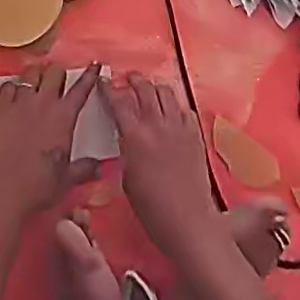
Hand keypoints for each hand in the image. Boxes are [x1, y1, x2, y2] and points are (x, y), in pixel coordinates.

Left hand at [0, 61, 102, 218]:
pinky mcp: (1, 109)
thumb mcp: (67, 178)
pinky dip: (12, 87)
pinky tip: (14, 94)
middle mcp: (44, 102)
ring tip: (37, 80)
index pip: (81, 88)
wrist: (5, 191)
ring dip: (36, 74)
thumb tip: (99, 169)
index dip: (89, 75)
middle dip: (59, 73)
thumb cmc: (40, 185)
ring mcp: (20, 103)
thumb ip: (84, 168)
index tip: (94, 63)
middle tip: (58, 82)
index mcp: (64, 116)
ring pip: (31, 72)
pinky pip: (7, 86)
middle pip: (54, 71)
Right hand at [103, 73, 226, 260]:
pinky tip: (171, 111)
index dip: (109, 89)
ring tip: (150, 88)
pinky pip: (184, 108)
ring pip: (167, 92)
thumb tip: (128, 137)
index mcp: (136, 136)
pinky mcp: (195, 133)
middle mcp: (158, 124)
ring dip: (155, 87)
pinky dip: (175, 105)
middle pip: (145, 88)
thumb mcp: (128, 177)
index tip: (104, 82)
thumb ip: (127, 150)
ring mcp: (179, 127)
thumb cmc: (152, 208)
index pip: (119, 102)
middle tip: (128, 78)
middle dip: (134, 79)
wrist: (189, 221)